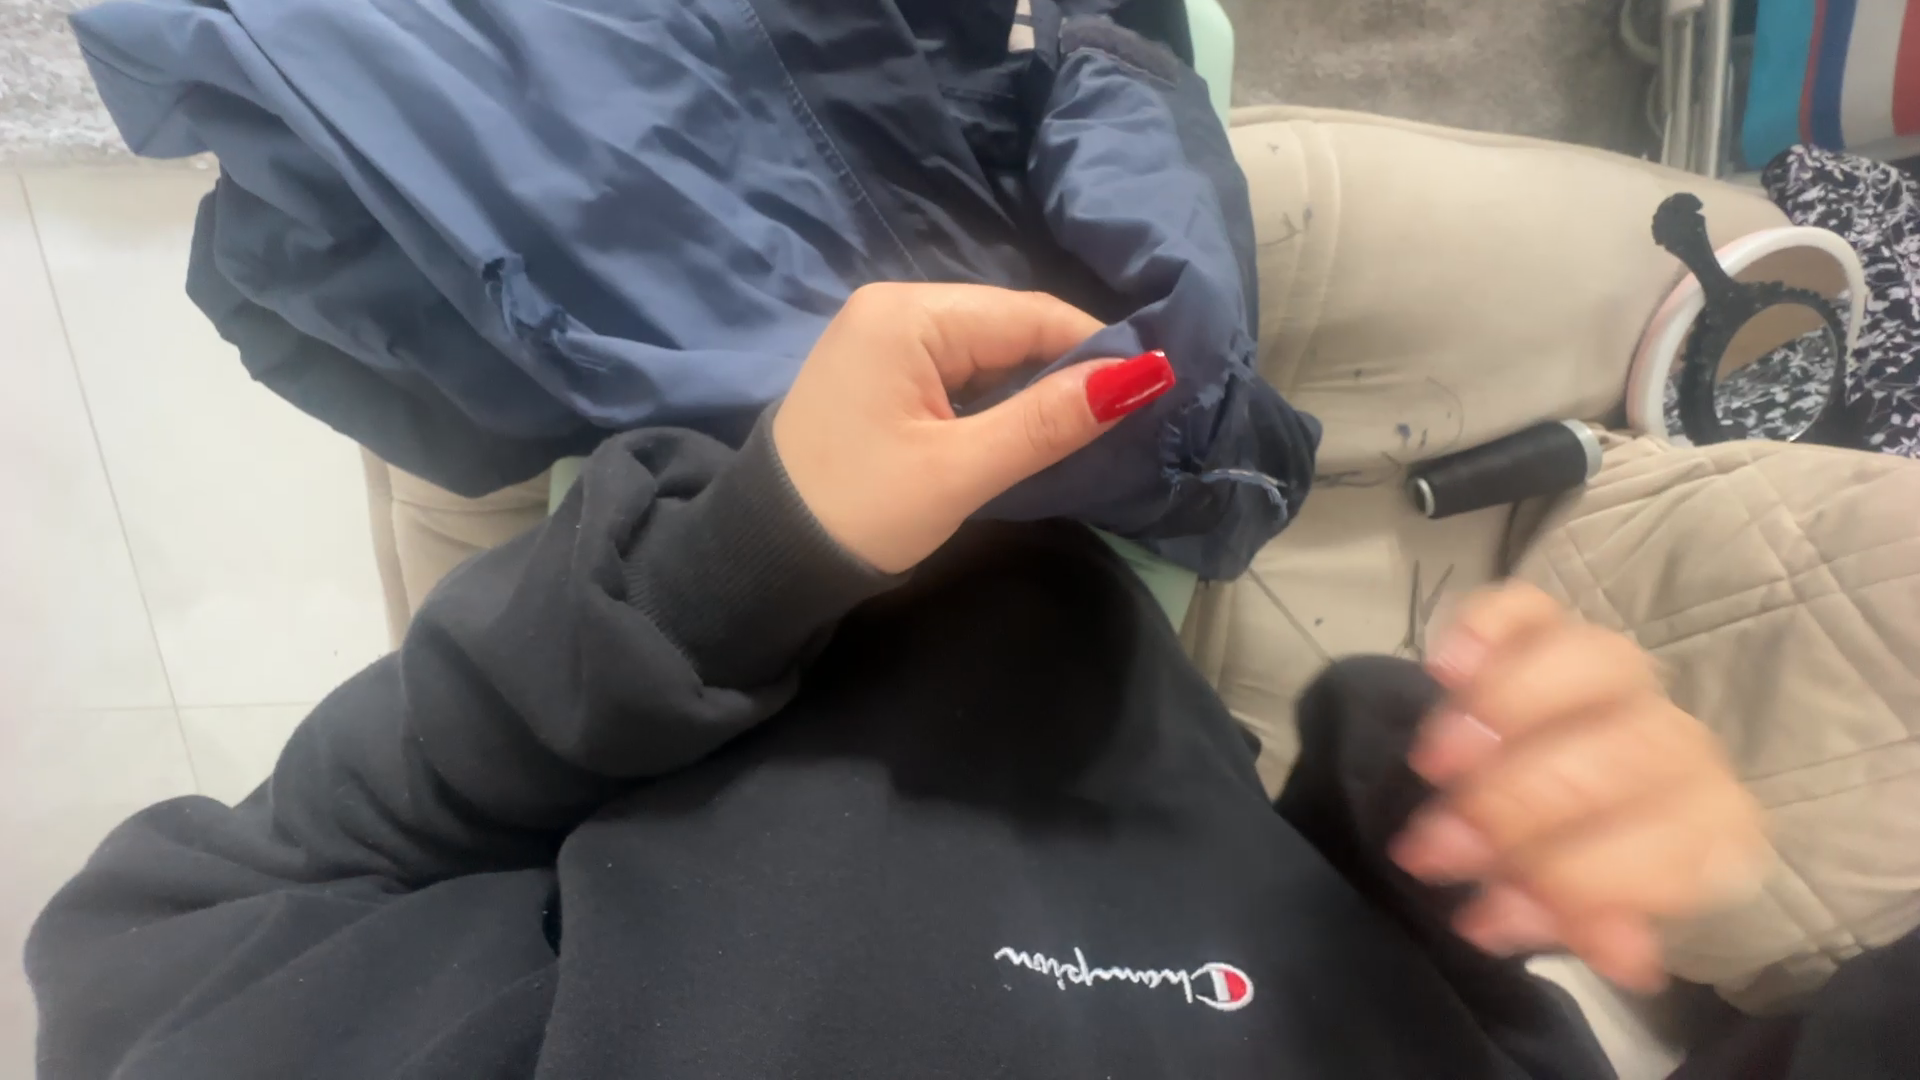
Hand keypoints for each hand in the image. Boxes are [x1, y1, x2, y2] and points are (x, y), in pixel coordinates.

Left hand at [772, 283, 1172, 572]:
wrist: (769, 556)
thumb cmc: (860, 511)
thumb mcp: (959, 469)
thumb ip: (1047, 420)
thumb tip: (1143, 375)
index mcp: (906, 316)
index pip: (1026, 315)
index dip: (1094, 348)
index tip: (1153, 385)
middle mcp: (893, 311)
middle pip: (1006, 330)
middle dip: (1064, 370)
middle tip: (1121, 416)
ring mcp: (882, 343)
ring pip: (984, 354)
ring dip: (1031, 389)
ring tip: (1083, 426)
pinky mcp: (879, 378)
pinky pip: (955, 375)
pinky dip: (993, 401)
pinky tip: (1021, 428)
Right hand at [1391, 583, 1766, 991]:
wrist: (1531, 772)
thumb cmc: (1561, 844)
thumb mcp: (1578, 899)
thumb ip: (1588, 917)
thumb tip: (1614, 952)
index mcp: (1706, 820)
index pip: (1662, 847)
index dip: (1570, 882)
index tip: (1479, 909)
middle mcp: (1675, 736)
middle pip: (1620, 754)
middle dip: (1512, 806)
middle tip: (1433, 842)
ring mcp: (1613, 669)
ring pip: (1592, 660)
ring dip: (1503, 712)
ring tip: (1431, 763)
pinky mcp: (1545, 621)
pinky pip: (1524, 604)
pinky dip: (1480, 629)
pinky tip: (1439, 671)